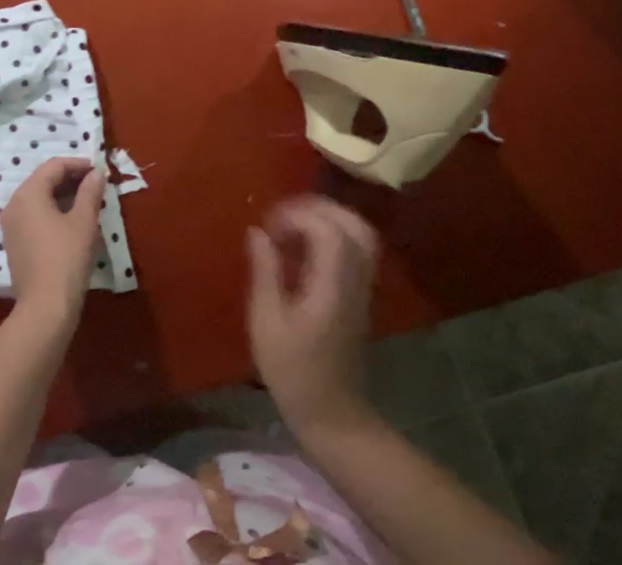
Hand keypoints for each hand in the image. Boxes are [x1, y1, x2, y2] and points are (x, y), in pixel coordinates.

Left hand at [1, 158, 105, 321]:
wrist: (45, 305)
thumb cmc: (67, 258)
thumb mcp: (83, 222)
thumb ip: (90, 192)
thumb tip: (97, 172)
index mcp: (28, 194)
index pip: (53, 166)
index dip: (78, 164)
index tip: (99, 170)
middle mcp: (13, 204)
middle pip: (42, 180)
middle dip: (70, 180)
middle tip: (96, 187)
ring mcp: (10, 225)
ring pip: (38, 199)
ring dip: (62, 196)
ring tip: (88, 203)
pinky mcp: (14, 242)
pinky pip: (33, 217)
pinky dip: (52, 212)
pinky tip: (71, 222)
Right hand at [247, 196, 380, 438]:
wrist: (332, 413)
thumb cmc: (292, 371)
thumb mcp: (266, 322)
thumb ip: (265, 272)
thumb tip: (258, 232)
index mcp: (331, 287)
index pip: (329, 232)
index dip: (298, 216)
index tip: (268, 225)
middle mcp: (355, 282)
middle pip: (355, 226)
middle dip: (319, 208)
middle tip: (282, 214)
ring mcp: (363, 289)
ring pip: (361, 236)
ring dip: (328, 220)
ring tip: (291, 226)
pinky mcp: (360, 297)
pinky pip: (356, 252)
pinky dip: (332, 236)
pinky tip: (302, 248)